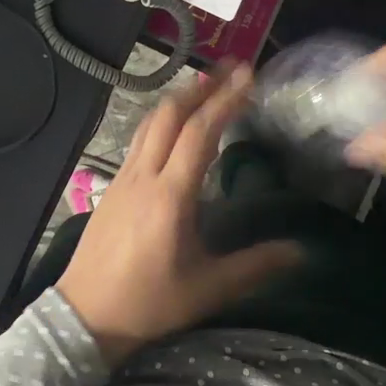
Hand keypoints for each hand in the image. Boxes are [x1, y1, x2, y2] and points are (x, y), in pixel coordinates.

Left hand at [56, 64, 302, 366]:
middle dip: (201, 87)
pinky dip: (162, 119)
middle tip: (230, 70)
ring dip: (179, 99)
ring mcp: (123, 177)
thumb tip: (301, 251)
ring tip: (206, 86)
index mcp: (170, 195)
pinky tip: (175, 127)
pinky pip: (139, 139)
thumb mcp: (207, 289)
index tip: (247, 76)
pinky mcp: (112, 185)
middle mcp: (144, 175)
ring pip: (150, 122)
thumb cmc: (148, 303)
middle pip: (170, 114)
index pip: (199, 133)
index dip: (225, 100)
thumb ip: (255, 266)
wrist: (84, 315)